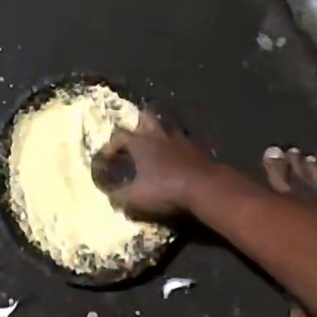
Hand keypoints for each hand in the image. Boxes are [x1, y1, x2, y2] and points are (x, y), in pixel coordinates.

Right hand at [96, 110, 217, 218]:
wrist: (207, 188)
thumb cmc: (165, 189)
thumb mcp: (135, 197)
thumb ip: (119, 196)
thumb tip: (110, 197)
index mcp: (140, 143)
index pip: (120, 136)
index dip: (111, 145)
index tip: (108, 158)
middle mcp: (159, 137)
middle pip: (147, 118)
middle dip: (139, 123)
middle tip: (136, 135)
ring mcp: (182, 141)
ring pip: (169, 130)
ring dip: (162, 137)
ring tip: (158, 149)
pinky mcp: (201, 151)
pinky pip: (186, 145)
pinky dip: (180, 151)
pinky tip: (179, 162)